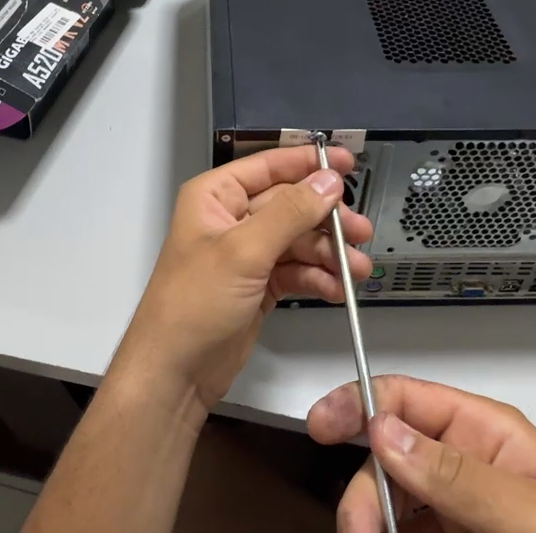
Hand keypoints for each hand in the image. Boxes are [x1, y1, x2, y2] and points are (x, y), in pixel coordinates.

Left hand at [113, 145, 373, 409]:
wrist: (175, 374)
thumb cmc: (193, 304)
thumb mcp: (244, 251)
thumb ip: (290, 213)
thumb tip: (328, 181)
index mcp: (215, 196)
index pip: (269, 167)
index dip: (309, 162)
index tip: (347, 161)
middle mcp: (232, 218)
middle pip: (292, 205)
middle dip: (327, 219)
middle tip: (360, 231)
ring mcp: (247, 253)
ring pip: (299, 240)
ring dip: (330, 254)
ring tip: (357, 270)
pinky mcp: (259, 285)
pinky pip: (297, 270)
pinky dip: (318, 278)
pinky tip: (336, 289)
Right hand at [309, 375, 535, 532]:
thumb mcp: (530, 513)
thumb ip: (458, 473)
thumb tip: (384, 428)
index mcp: (487, 434)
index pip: (408, 397)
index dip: (359, 401)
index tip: (320, 425)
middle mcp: (464, 465)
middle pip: (387, 456)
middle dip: (366, 489)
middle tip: (359, 530)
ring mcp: (455, 510)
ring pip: (388, 500)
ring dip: (370, 519)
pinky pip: (403, 530)